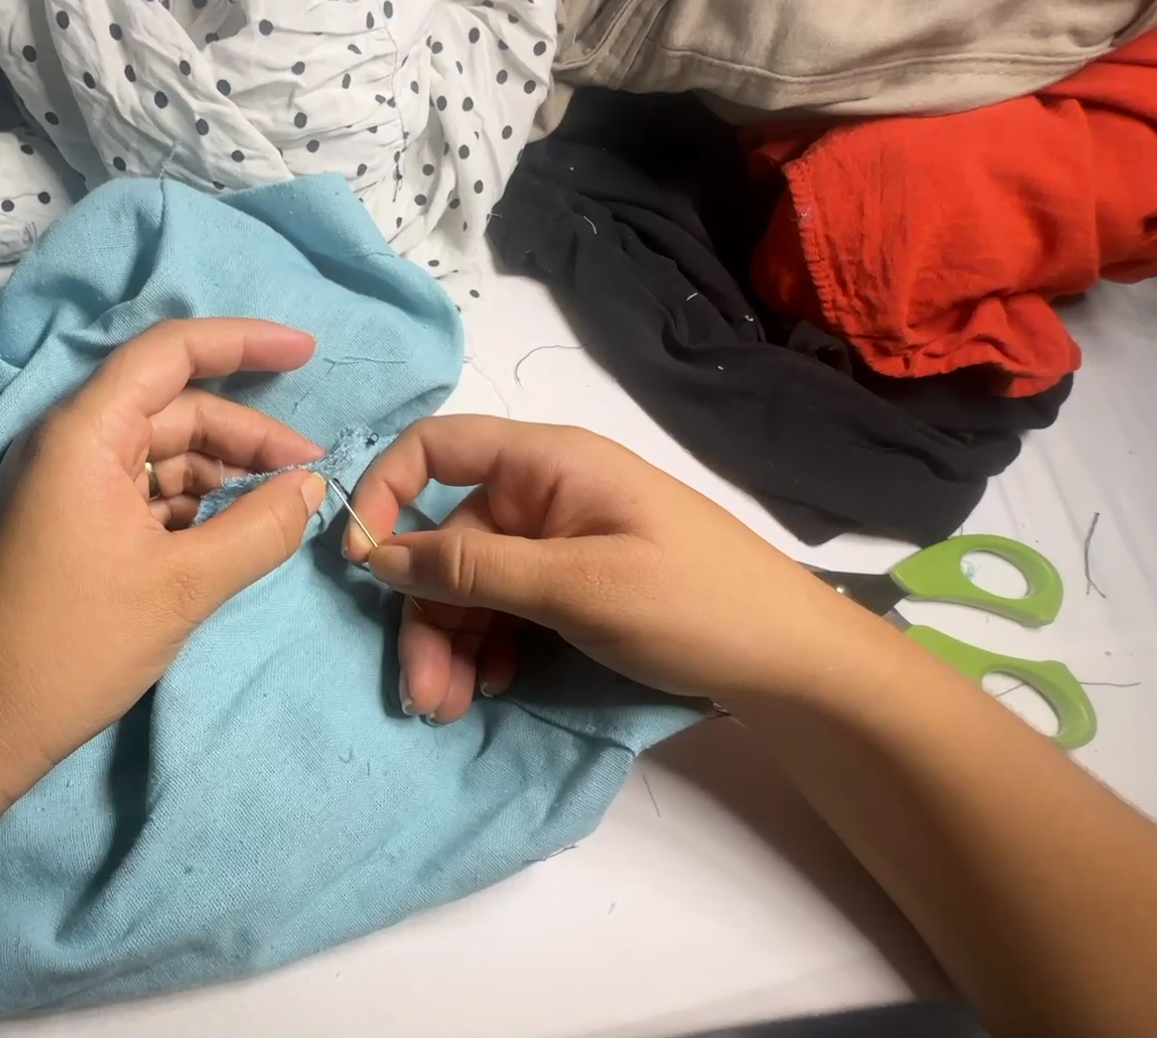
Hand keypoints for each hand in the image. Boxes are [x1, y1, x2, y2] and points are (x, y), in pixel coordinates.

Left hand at [0, 319, 326, 784]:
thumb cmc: (78, 647)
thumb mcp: (185, 586)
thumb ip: (259, 529)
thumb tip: (311, 487)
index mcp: (84, 435)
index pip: (169, 353)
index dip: (243, 342)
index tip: (305, 351)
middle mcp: (72, 442)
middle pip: (176, 409)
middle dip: (247, 436)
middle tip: (310, 472)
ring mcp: (71, 482)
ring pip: (165, 453)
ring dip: (226, 473)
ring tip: (281, 506)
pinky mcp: (75, 519)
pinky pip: (148, 490)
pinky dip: (196, 503)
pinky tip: (236, 529)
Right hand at [341, 415, 873, 721]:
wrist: (796, 669)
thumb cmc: (695, 605)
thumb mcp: (576, 586)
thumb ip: (471, 566)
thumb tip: (375, 555)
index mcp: (543, 464)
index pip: (435, 448)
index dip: (385, 492)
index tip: (361, 559)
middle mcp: (537, 496)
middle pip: (445, 540)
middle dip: (426, 615)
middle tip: (421, 692)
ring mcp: (550, 543)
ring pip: (468, 585)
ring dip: (451, 644)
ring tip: (449, 707)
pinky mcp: (562, 586)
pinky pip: (500, 608)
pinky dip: (486, 647)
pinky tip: (491, 685)